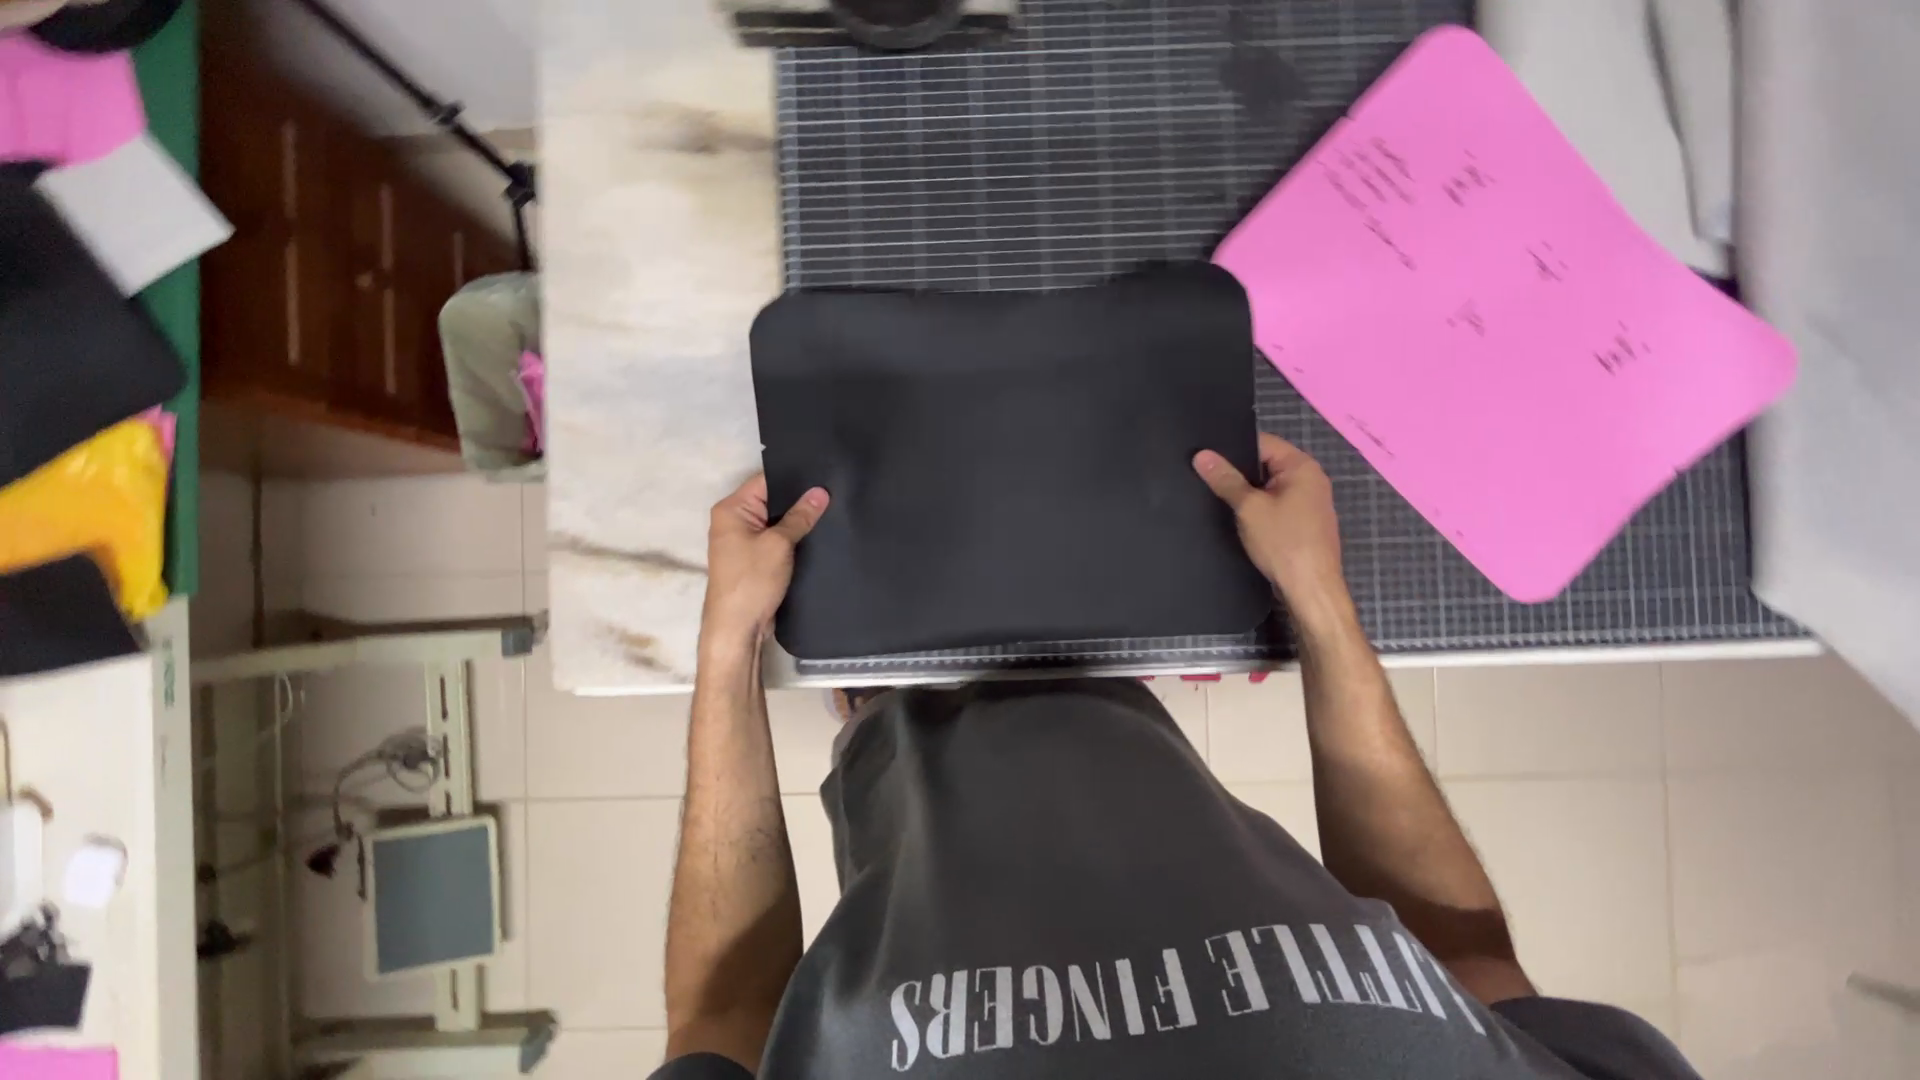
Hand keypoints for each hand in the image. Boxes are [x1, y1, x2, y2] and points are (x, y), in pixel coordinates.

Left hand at [700, 474, 829, 651]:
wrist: (738, 627)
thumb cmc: (752, 580)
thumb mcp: (779, 544)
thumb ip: (800, 516)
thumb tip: (821, 492)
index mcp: (731, 508)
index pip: (766, 480)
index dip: (795, 477)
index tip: (824, 473)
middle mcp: (734, 520)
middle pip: (772, 500)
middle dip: (800, 498)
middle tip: (834, 490)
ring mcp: (744, 540)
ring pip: (777, 521)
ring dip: (798, 520)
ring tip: (833, 507)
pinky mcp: (755, 559)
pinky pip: (777, 539)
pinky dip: (794, 537)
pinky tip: (819, 532)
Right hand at [1193, 434, 1353, 629]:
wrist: (1311, 589)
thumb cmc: (1283, 543)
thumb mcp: (1248, 508)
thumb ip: (1225, 479)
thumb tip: (1202, 455)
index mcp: (1302, 466)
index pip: (1262, 442)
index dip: (1232, 447)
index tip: (1205, 455)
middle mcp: (1310, 478)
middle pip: (1265, 464)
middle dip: (1237, 472)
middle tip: (1204, 475)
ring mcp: (1309, 502)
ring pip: (1268, 487)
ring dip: (1246, 493)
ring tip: (1215, 495)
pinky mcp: (1304, 522)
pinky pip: (1275, 505)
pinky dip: (1257, 508)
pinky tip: (1236, 517)